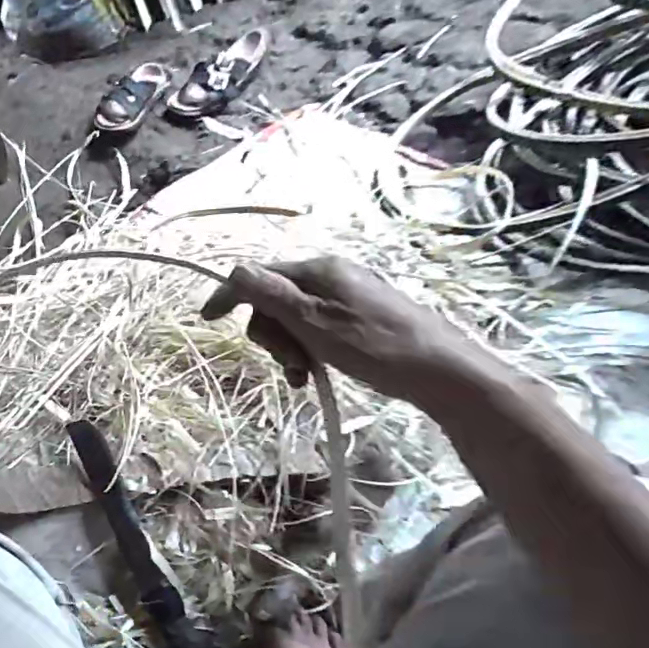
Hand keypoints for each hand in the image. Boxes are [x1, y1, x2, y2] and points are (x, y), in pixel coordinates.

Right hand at [201, 257, 484, 401]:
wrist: (440, 371)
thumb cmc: (375, 347)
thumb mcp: (315, 323)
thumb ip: (273, 296)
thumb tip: (235, 270)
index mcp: (318, 270)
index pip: (259, 274)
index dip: (230, 295)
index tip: (208, 318)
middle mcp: (331, 275)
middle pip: (276, 299)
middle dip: (272, 334)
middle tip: (289, 365)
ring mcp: (347, 295)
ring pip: (295, 318)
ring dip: (289, 348)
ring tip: (303, 377)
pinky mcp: (359, 316)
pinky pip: (317, 328)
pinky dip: (309, 350)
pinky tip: (316, 374)